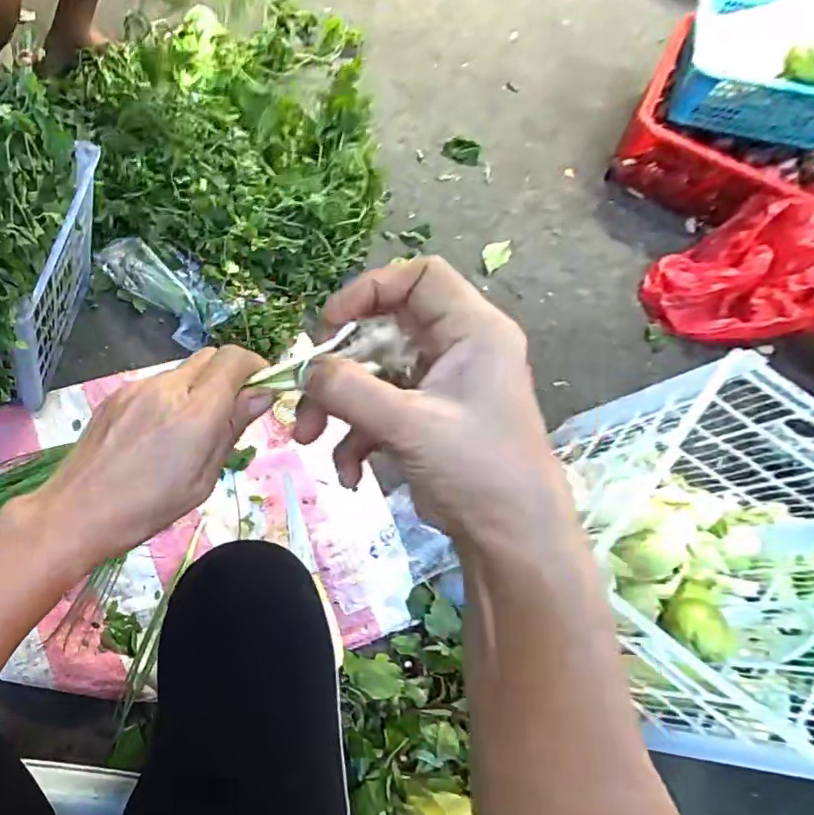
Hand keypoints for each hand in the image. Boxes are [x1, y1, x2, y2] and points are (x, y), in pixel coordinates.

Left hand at [25, 346, 270, 565]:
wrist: (76, 512)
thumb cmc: (148, 509)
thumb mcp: (203, 479)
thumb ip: (231, 430)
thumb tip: (261, 395)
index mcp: (194, 412)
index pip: (234, 359)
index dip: (255, 367)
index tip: (261, 389)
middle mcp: (166, 387)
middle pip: (210, 357)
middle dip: (229, 375)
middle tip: (230, 412)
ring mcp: (136, 388)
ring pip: (182, 370)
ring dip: (199, 387)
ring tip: (189, 431)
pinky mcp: (115, 395)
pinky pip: (156, 384)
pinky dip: (171, 397)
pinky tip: (158, 434)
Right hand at [293, 257, 572, 549]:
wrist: (510, 536)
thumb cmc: (477, 469)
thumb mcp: (410, 425)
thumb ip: (351, 392)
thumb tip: (304, 370)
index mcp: (472, 331)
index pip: (420, 278)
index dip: (371, 290)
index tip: (330, 324)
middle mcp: (456, 350)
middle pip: (384, 331)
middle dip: (339, 366)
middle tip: (306, 389)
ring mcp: (438, 388)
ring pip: (373, 376)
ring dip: (337, 407)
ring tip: (310, 439)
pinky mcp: (425, 422)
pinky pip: (378, 413)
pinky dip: (356, 438)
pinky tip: (350, 471)